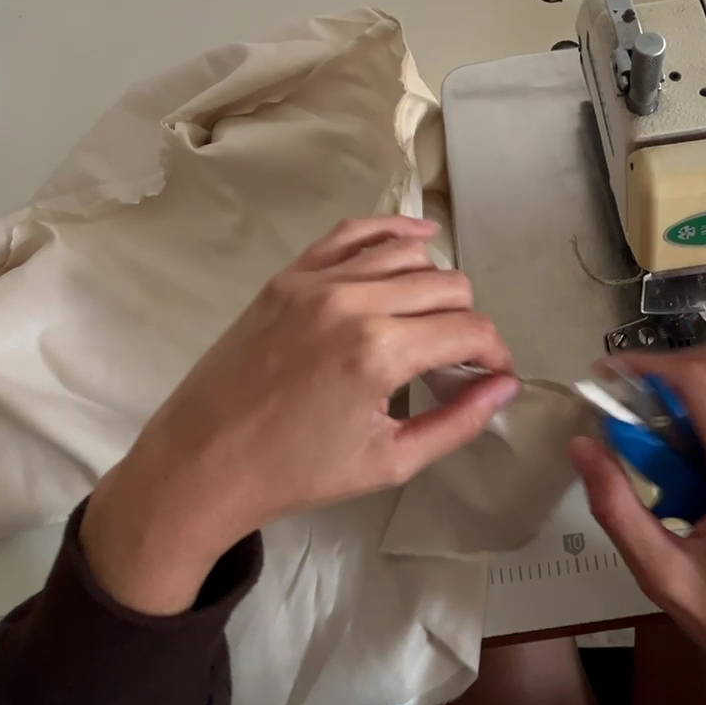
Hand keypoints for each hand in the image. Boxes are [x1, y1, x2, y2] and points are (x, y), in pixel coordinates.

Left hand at [82, 215, 519, 613]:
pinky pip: (354, 233)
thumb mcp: (389, 463)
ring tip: (431, 319)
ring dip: (436, 283)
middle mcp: (354, 301)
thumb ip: (458, 423)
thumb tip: (504, 388)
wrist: (201, 463)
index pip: (469, 330)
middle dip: (468, 321)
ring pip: (409, 253)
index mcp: (380, 352)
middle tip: (459, 358)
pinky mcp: (291, 275)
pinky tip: (419, 238)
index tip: (495, 374)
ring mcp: (318, 280)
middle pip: (448, 286)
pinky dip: (393, 231)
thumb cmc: (296, 473)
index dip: (495, 352)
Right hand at [570, 344, 705, 704]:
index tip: (610, 373)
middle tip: (635, 395)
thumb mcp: (668, 578)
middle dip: (675, 367)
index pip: (699, 384)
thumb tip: (583, 448)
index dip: (648, 367)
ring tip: (663, 433)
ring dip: (700, 391)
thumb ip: (617, 508)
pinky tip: (701, 461)